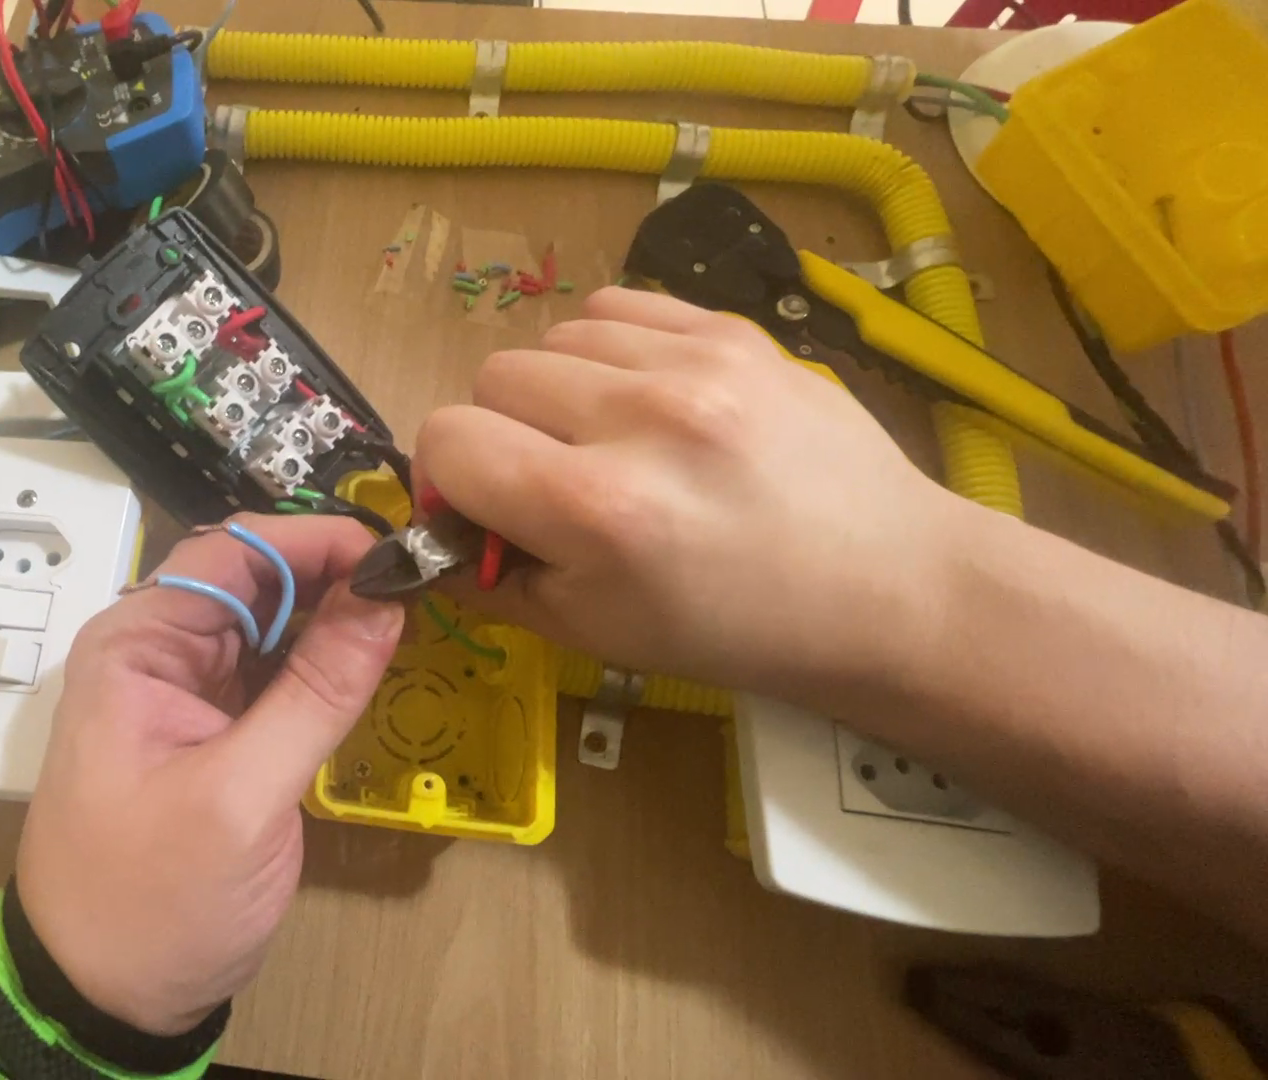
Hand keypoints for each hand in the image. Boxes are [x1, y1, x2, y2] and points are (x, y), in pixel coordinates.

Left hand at [14, 515, 402, 1034]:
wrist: (107, 994)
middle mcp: (159, 648)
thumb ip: (316, 693)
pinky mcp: (216, 722)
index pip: (233, 554)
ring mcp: (187, 686)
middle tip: (411, 589)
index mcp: (139, 643)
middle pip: (254, 579)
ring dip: (332, 616)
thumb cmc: (156, 898)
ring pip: (270, 620)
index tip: (392, 558)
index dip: (315, 542)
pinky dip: (321, 660)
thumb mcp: (242, 797)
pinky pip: (274, 668)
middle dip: (331, 576)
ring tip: (402, 618)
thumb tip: (386, 600)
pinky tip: (366, 661)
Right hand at [417, 288, 968, 696]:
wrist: (884, 587)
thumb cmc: (725, 629)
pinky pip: (615, 307)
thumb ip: (483, 579)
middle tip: (545, 475)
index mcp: (593, 508)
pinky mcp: (734, 330)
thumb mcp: (584, 631)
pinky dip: (603, 352)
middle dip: (497, 432)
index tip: (476, 503)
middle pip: (490, 379)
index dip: (443, 475)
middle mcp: (637, 418)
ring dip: (551, 389)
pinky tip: (639, 396)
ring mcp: (694, 362)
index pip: (448, 439)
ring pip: (549, 337)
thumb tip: (431, 531)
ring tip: (599, 434)